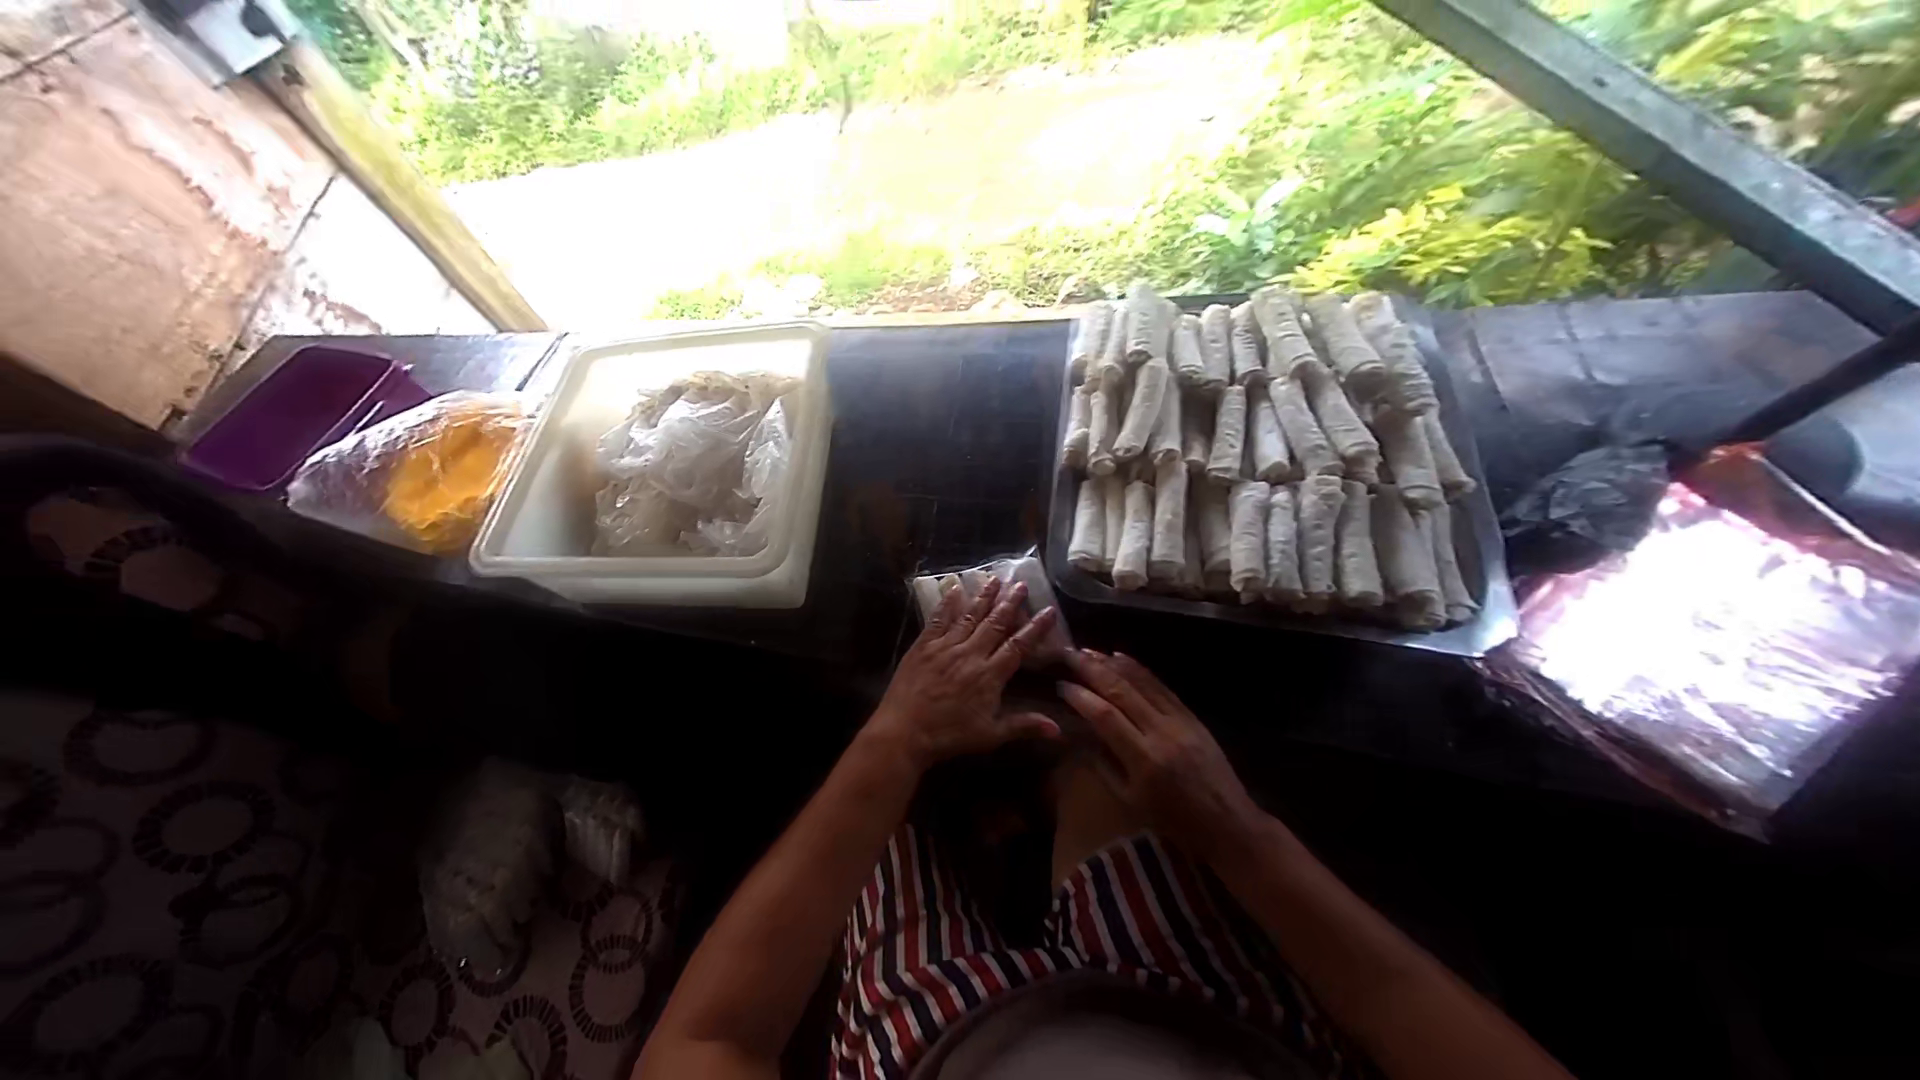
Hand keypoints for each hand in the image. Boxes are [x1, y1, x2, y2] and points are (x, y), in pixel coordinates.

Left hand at [867, 577, 1062, 768]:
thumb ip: (1024, 726)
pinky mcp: (923, 646)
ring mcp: (945, 647)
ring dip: (984, 597)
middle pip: (995, 623)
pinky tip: (955, 588)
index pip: (1018, 646)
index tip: (1049, 610)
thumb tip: (1058, 729)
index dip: (1035, 628)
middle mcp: (970, 654)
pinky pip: (939, 619)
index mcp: (989, 675)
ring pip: (969, 616)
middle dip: (1010, 603)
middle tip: (1021, 584)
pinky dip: (948, 603)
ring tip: (995, 579)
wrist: (904, 732)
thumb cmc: (949, 736)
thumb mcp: (991, 735)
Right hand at [1056, 650, 1267, 861]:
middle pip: (1121, 691)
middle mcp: (1161, 733)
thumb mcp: (1130, 801)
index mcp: (1143, 760)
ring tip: (1089, 651)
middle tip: (1069, 654)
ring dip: (1112, 663)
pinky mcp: (1191, 716)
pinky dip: (1139, 669)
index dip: (1081, 697)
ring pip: (1142, 682)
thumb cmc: (1174, 820)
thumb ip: (1103, 765)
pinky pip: (1161, 686)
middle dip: (1092, 669)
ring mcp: (1179, 721)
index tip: (1061, 685)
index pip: (1105, 716)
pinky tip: (1121, 657)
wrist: (1227, 822)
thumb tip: (1081, 735)